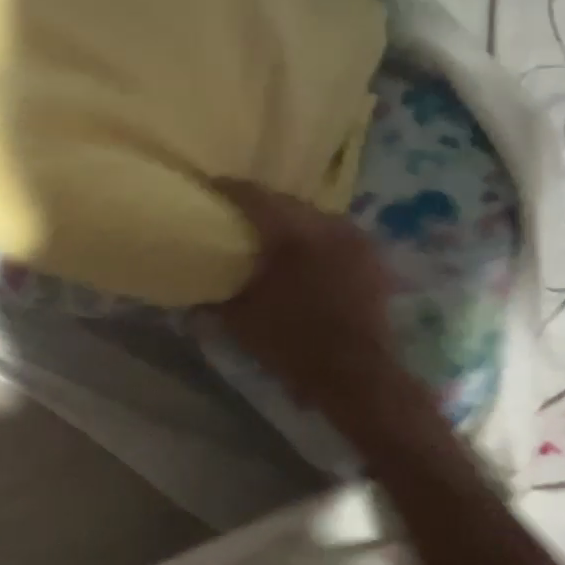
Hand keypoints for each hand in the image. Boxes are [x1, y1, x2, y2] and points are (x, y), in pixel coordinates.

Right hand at [212, 179, 405, 418]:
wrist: (354, 374)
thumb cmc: (290, 344)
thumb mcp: (240, 321)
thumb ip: (215, 296)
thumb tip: (193, 289)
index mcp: (290, 232)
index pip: (253, 195)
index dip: (227, 189)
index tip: (208, 190)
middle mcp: (326, 223)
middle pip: (286, 203)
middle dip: (260, 208)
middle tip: (236, 219)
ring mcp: (355, 237)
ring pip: (313, 218)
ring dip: (290, 225)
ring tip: (269, 240)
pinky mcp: (371, 256)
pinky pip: (334, 236)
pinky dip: (314, 242)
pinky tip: (303, 260)